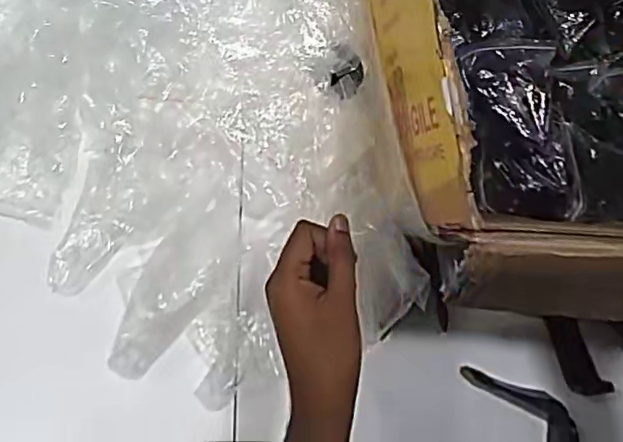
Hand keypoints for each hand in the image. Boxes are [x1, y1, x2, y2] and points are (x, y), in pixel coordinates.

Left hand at [267, 215, 360, 440]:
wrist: (323, 400)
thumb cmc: (330, 359)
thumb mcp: (341, 299)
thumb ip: (341, 256)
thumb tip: (339, 223)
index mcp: (283, 278)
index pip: (304, 232)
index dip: (329, 241)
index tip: (345, 262)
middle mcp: (277, 283)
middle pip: (304, 244)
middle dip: (329, 256)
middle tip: (345, 282)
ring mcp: (282, 296)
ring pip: (307, 261)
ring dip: (328, 272)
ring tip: (340, 300)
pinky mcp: (290, 307)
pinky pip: (306, 279)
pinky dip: (324, 285)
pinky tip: (335, 307)